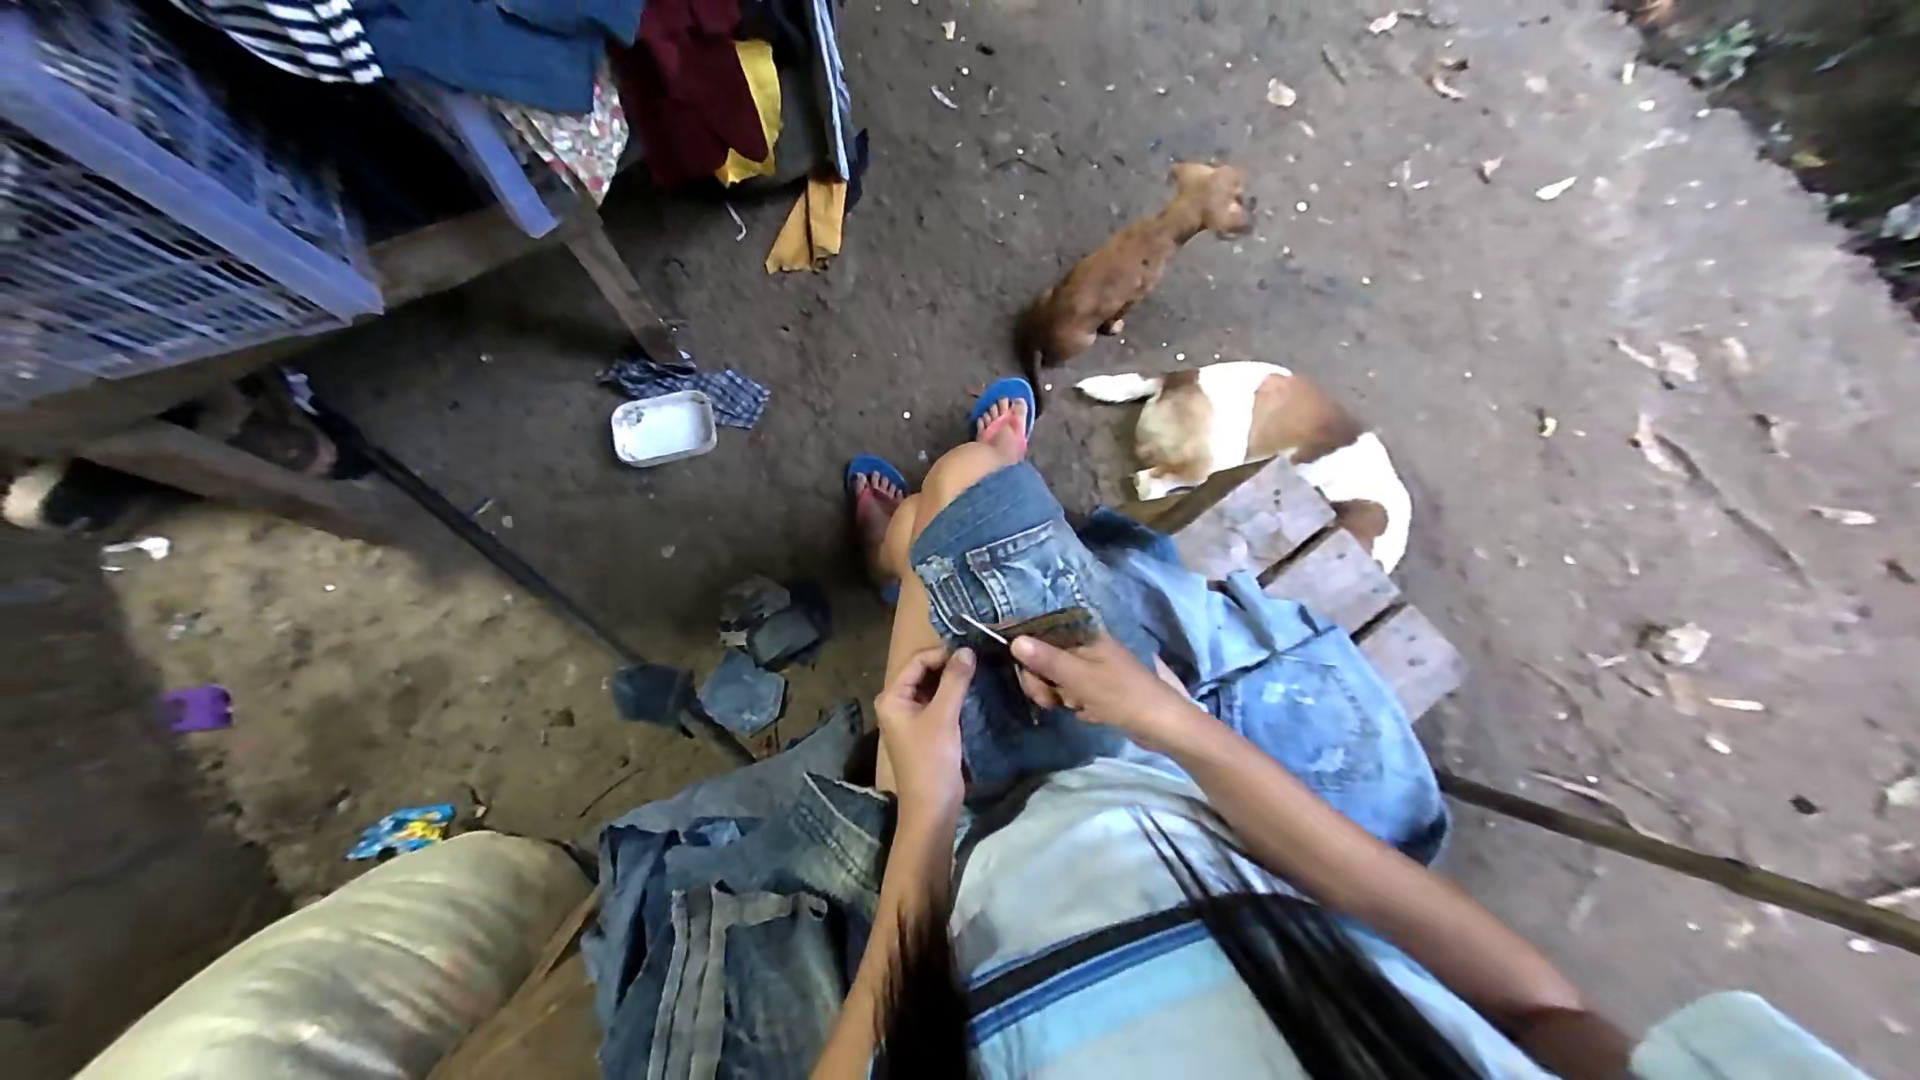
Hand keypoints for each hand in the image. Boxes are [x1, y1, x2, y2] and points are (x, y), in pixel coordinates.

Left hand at [874, 647, 974, 815]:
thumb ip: (954, 681)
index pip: (917, 661)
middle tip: (978, 659)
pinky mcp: (925, 727)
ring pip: (932, 685)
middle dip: (948, 664)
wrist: (932, 809)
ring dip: (953, 678)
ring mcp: (911, 715)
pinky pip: (938, 700)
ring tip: (979, 671)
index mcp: (891, 697)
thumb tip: (968, 650)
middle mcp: (897, 702)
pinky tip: (973, 690)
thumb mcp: (943, 717)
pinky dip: (953, 693)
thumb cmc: (932, 761)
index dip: (943, 653)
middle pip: (923, 671)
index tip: (972, 652)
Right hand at [1010, 633, 1206, 747]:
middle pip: (1045, 659)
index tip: (1029, 680)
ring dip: (1059, 695)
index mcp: (1083, 635)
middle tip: (1050, 701)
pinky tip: (1086, 712)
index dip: (1028, 657)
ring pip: (1057, 678)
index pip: (1041, 637)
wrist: (1163, 725)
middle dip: (1043, 682)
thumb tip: (1015, 641)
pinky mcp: (1100, 686)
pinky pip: (1072, 691)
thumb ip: (1046, 659)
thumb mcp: (1079, 678)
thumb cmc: (1121, 695)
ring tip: (1074, 707)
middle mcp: (1087, 646)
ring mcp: (1094, 666)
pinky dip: (1074, 703)